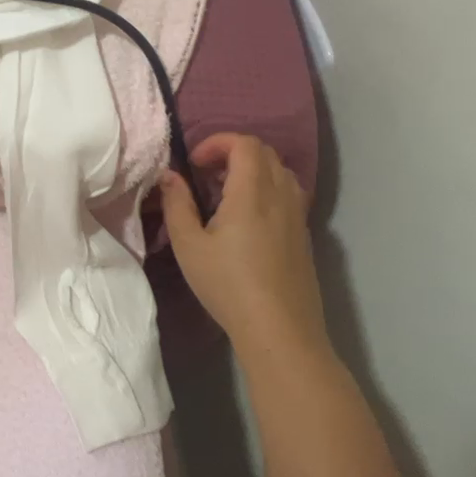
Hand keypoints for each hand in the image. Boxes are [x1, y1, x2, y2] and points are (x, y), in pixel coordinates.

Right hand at [158, 133, 327, 356]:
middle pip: (266, 153)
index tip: (195, 164)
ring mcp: (298, 219)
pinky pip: (290, 195)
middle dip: (233, 153)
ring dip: (253, 170)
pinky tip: (247, 219)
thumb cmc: (229, 286)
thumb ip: (177, 204)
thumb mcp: (188, 245)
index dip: (217, 142)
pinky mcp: (305, 238)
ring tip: (227, 193)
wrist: (281, 334)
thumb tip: (170, 176)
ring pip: (282, 173)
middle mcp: (280, 199)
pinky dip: (267, 190)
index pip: (245, 144)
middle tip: (207, 175)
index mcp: (252, 194)